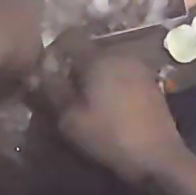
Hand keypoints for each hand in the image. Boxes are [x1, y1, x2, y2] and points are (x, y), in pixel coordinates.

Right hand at [41, 47, 195, 194]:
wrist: (158, 158)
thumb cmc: (109, 136)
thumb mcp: (70, 118)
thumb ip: (51, 90)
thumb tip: (37, 72)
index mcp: (99, 57)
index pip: (70, 36)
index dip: (53, 50)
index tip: (45, 72)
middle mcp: (122, 54)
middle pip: (89, 51)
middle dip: (73, 67)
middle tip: (63, 93)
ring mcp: (140, 69)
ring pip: (107, 64)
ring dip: (93, 78)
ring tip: (86, 104)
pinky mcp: (152, 85)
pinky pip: (123, 76)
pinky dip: (111, 86)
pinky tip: (109, 109)